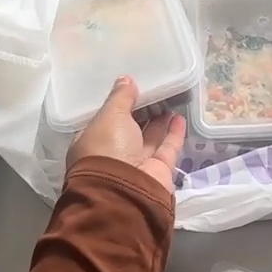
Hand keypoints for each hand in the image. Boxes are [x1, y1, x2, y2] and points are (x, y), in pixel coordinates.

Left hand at [66, 76, 186, 193]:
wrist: (124, 192)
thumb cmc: (107, 148)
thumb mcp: (110, 116)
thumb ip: (120, 97)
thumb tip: (126, 79)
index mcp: (91, 143)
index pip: (104, 121)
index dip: (116, 106)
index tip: (129, 90)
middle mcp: (112, 155)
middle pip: (128, 130)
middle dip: (139, 112)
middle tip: (153, 92)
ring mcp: (135, 165)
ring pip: (148, 139)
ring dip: (158, 121)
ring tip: (168, 100)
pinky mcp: (157, 172)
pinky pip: (166, 148)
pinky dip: (173, 134)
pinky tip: (179, 117)